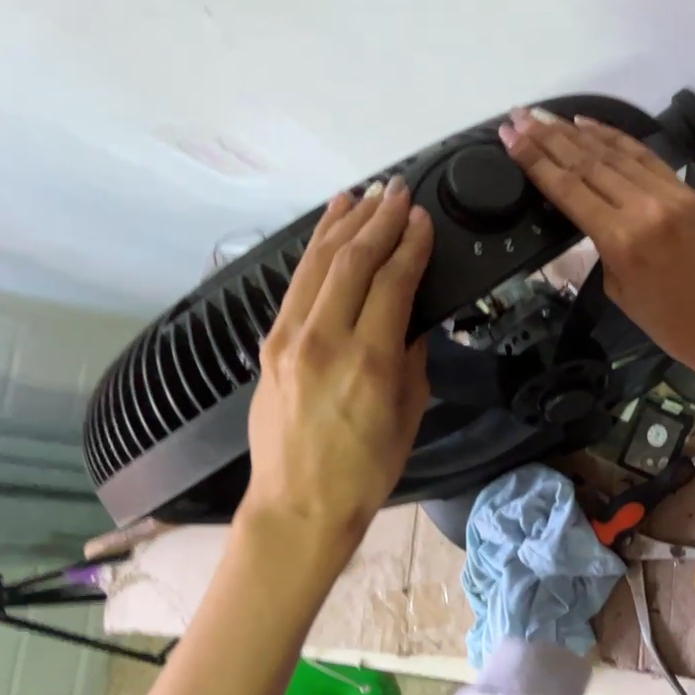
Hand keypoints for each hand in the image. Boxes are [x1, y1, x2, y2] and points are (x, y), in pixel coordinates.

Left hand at [241, 178, 432, 546]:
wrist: (301, 504)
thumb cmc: (368, 467)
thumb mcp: (409, 411)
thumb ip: (411, 356)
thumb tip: (411, 319)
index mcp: (369, 359)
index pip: (392, 282)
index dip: (411, 244)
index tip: (424, 219)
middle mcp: (323, 339)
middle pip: (352, 261)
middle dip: (379, 221)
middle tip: (398, 191)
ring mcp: (288, 339)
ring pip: (317, 265)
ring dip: (342, 225)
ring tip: (361, 195)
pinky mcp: (270, 345)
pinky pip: (295, 286)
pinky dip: (314, 253)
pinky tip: (327, 235)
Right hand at [498, 107, 694, 377]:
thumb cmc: (670, 324)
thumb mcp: (619, 291)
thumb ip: (598, 247)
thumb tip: (583, 215)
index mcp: (621, 240)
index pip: (569, 188)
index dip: (535, 160)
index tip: (508, 136)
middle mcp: (644, 208)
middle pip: (587, 163)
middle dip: (548, 138)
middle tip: (518, 116)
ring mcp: (670, 196)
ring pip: (615, 154)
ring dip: (576, 132)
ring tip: (545, 116)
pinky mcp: (688, 193)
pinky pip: (646, 157)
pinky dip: (617, 139)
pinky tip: (591, 126)